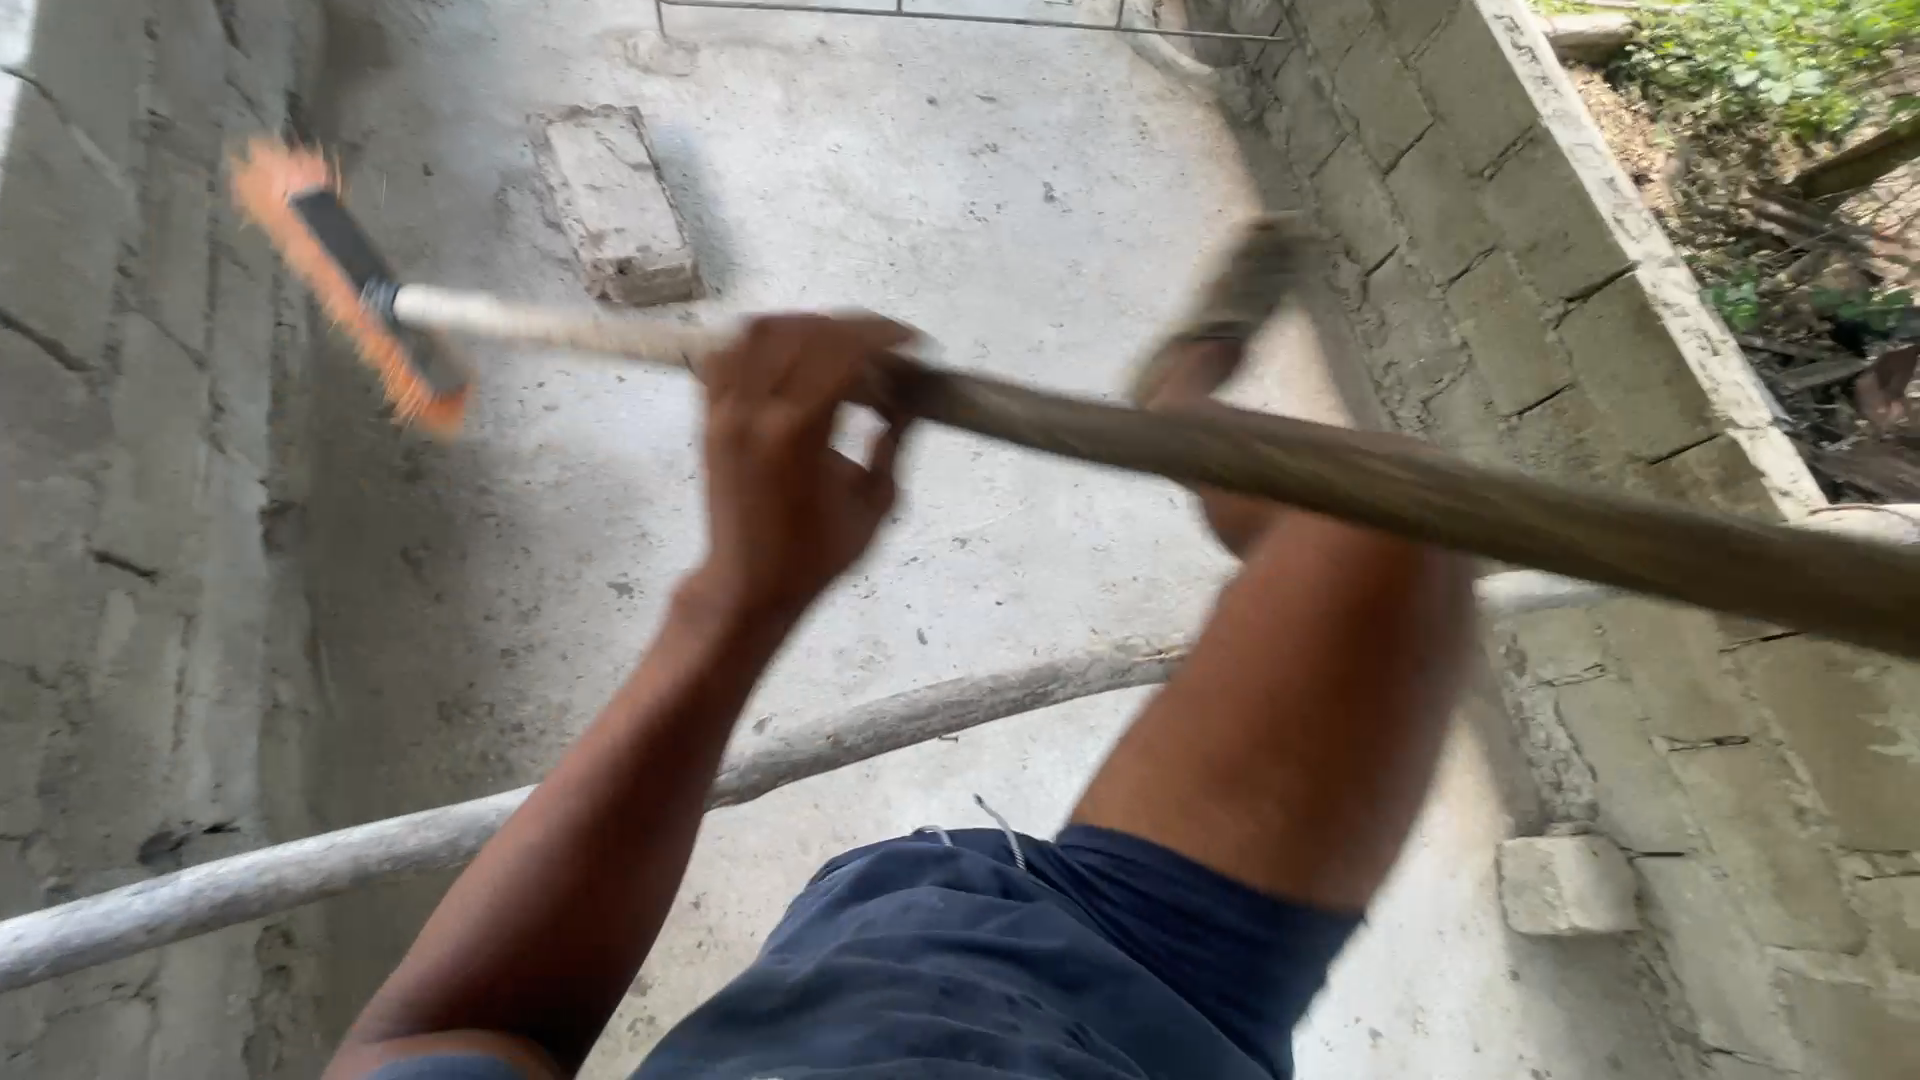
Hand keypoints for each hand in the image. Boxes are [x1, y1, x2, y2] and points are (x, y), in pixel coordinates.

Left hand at [690, 314, 914, 619]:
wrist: (749, 584)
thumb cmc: (816, 556)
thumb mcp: (873, 506)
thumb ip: (894, 445)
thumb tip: (910, 402)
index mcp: (799, 433)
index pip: (844, 352)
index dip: (884, 336)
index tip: (912, 343)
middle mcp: (754, 411)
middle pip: (807, 332)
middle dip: (855, 328)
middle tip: (885, 349)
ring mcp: (724, 411)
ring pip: (760, 330)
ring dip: (807, 324)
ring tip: (840, 344)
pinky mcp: (708, 417)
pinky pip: (726, 353)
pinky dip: (761, 340)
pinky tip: (790, 353)